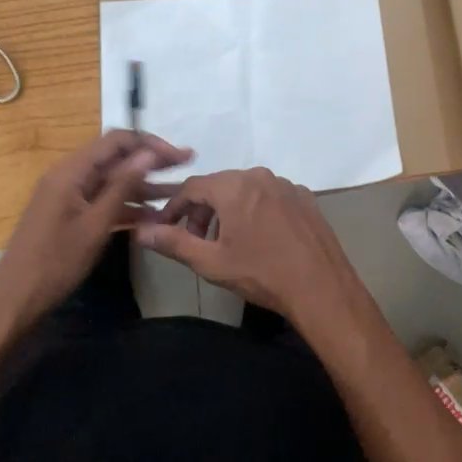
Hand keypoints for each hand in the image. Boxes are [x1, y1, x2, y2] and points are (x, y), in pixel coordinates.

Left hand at [0, 130, 192, 324]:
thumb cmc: (54, 264)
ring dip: (143, 185)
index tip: (179, 156)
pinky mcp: (70, 214)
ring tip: (179, 191)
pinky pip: (103, 200)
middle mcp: (69, 175)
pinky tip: (154, 216)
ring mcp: (69, 195)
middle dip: (151, 160)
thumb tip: (149, 152)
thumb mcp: (95, 225)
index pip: (117, 141)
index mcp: (71, 171)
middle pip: (116, 157)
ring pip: (112, 180)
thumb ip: (122, 186)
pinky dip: (127, 204)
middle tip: (187, 164)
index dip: (150, 143)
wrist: (12, 303)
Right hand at [134, 168, 365, 329]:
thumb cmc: (261, 273)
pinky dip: (256, 210)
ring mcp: (285, 183)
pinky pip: (269, 196)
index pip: (193, 186)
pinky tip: (260, 239)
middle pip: (219, 185)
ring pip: (245, 190)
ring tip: (227, 243)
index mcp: (234, 186)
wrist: (319, 285)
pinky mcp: (303, 196)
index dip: (175, 207)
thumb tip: (142, 231)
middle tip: (197, 241)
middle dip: (202, 211)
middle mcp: (259, 175)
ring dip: (229, 211)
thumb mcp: (211, 262)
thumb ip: (174, 243)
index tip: (166, 229)